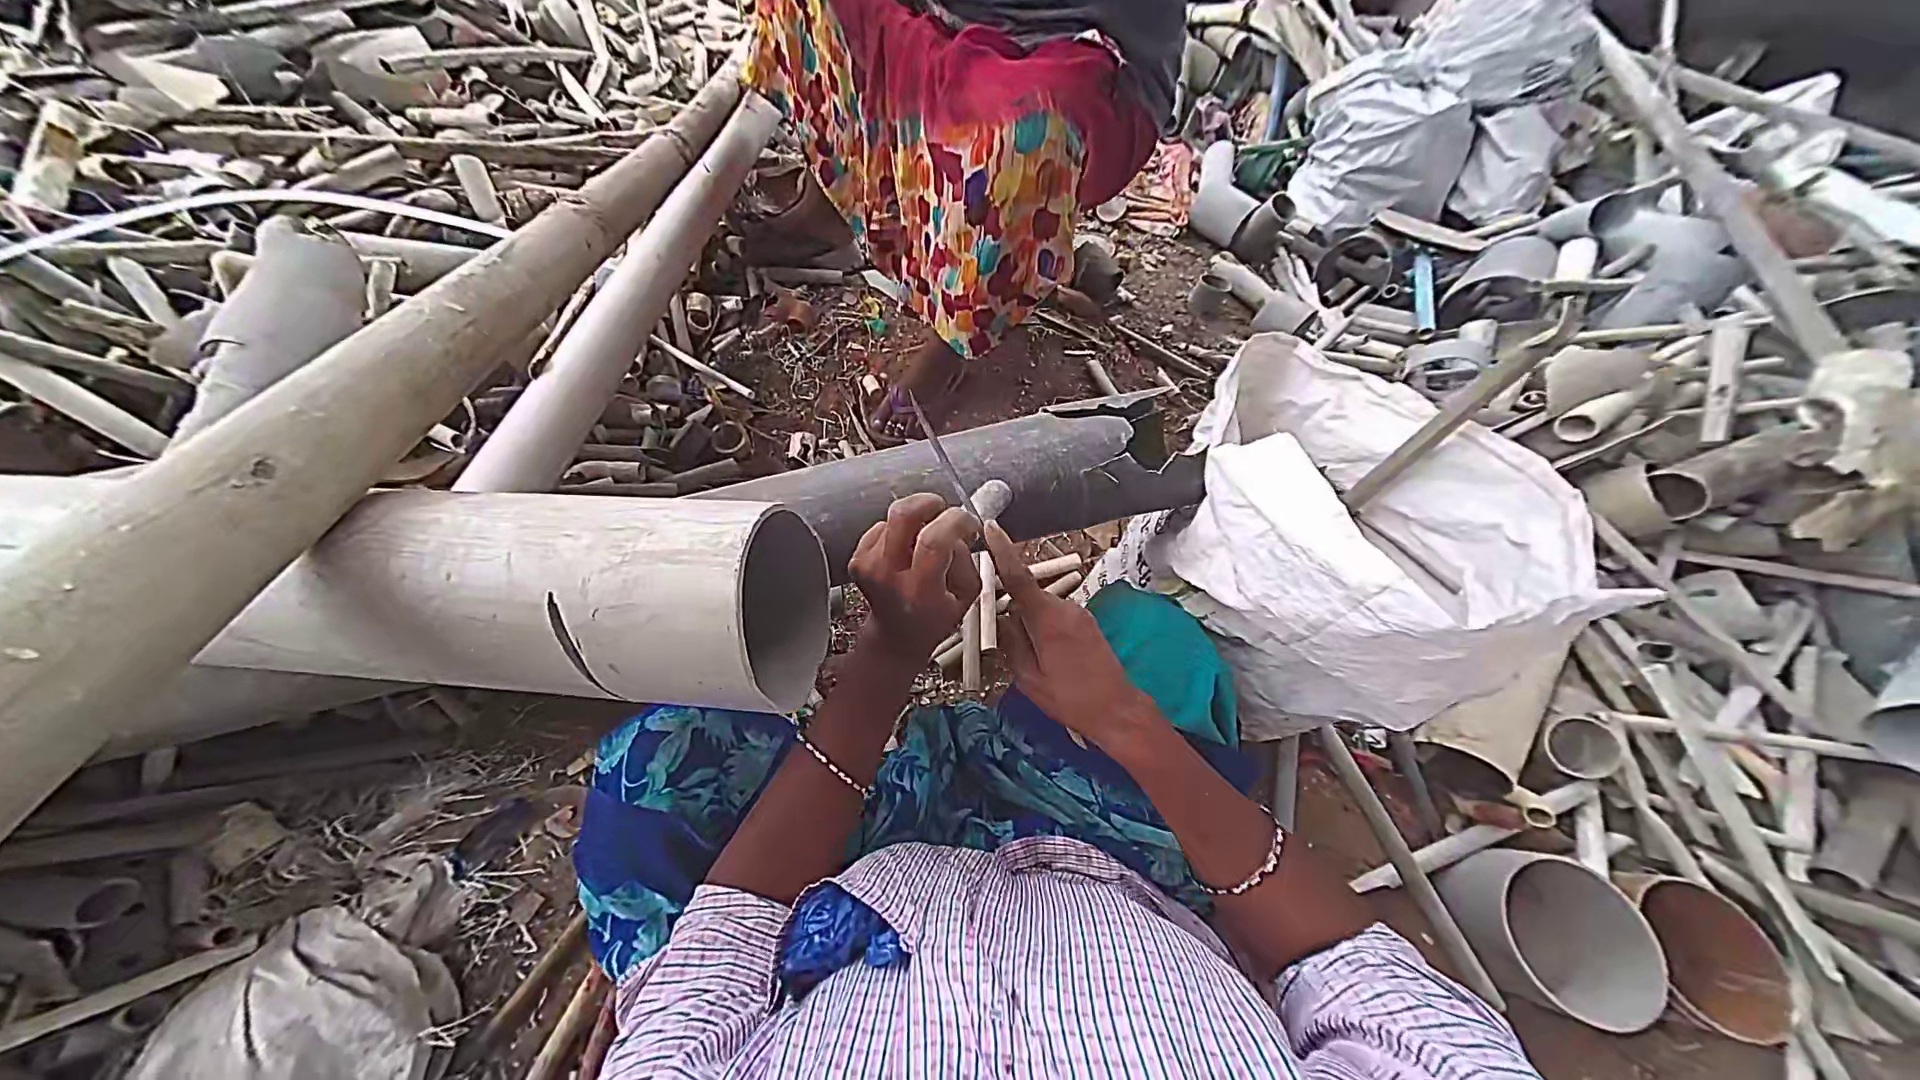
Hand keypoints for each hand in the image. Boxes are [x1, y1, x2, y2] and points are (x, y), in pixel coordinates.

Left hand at [848, 493, 980, 665]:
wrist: (896, 635)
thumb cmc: (933, 618)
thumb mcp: (966, 595)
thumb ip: (967, 559)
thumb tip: (958, 530)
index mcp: (919, 589)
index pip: (934, 540)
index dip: (956, 521)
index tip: (967, 522)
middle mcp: (888, 575)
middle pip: (902, 514)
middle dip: (929, 502)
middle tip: (942, 511)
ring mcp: (868, 564)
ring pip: (896, 517)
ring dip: (918, 520)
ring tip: (926, 541)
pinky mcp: (858, 557)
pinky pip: (884, 525)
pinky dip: (901, 530)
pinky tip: (908, 550)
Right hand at [984, 522, 1170, 754]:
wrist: (1117, 710)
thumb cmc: (1071, 699)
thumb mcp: (1028, 677)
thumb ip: (1011, 642)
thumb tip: (999, 618)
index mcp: (1048, 619)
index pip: (1019, 577)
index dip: (1002, 550)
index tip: (990, 527)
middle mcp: (1065, 608)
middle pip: (1026, 593)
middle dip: (1008, 604)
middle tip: (996, 631)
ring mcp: (1078, 613)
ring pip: (1039, 606)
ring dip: (1027, 620)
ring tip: (1027, 654)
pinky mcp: (1085, 621)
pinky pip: (1053, 614)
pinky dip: (1041, 625)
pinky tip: (1043, 653)